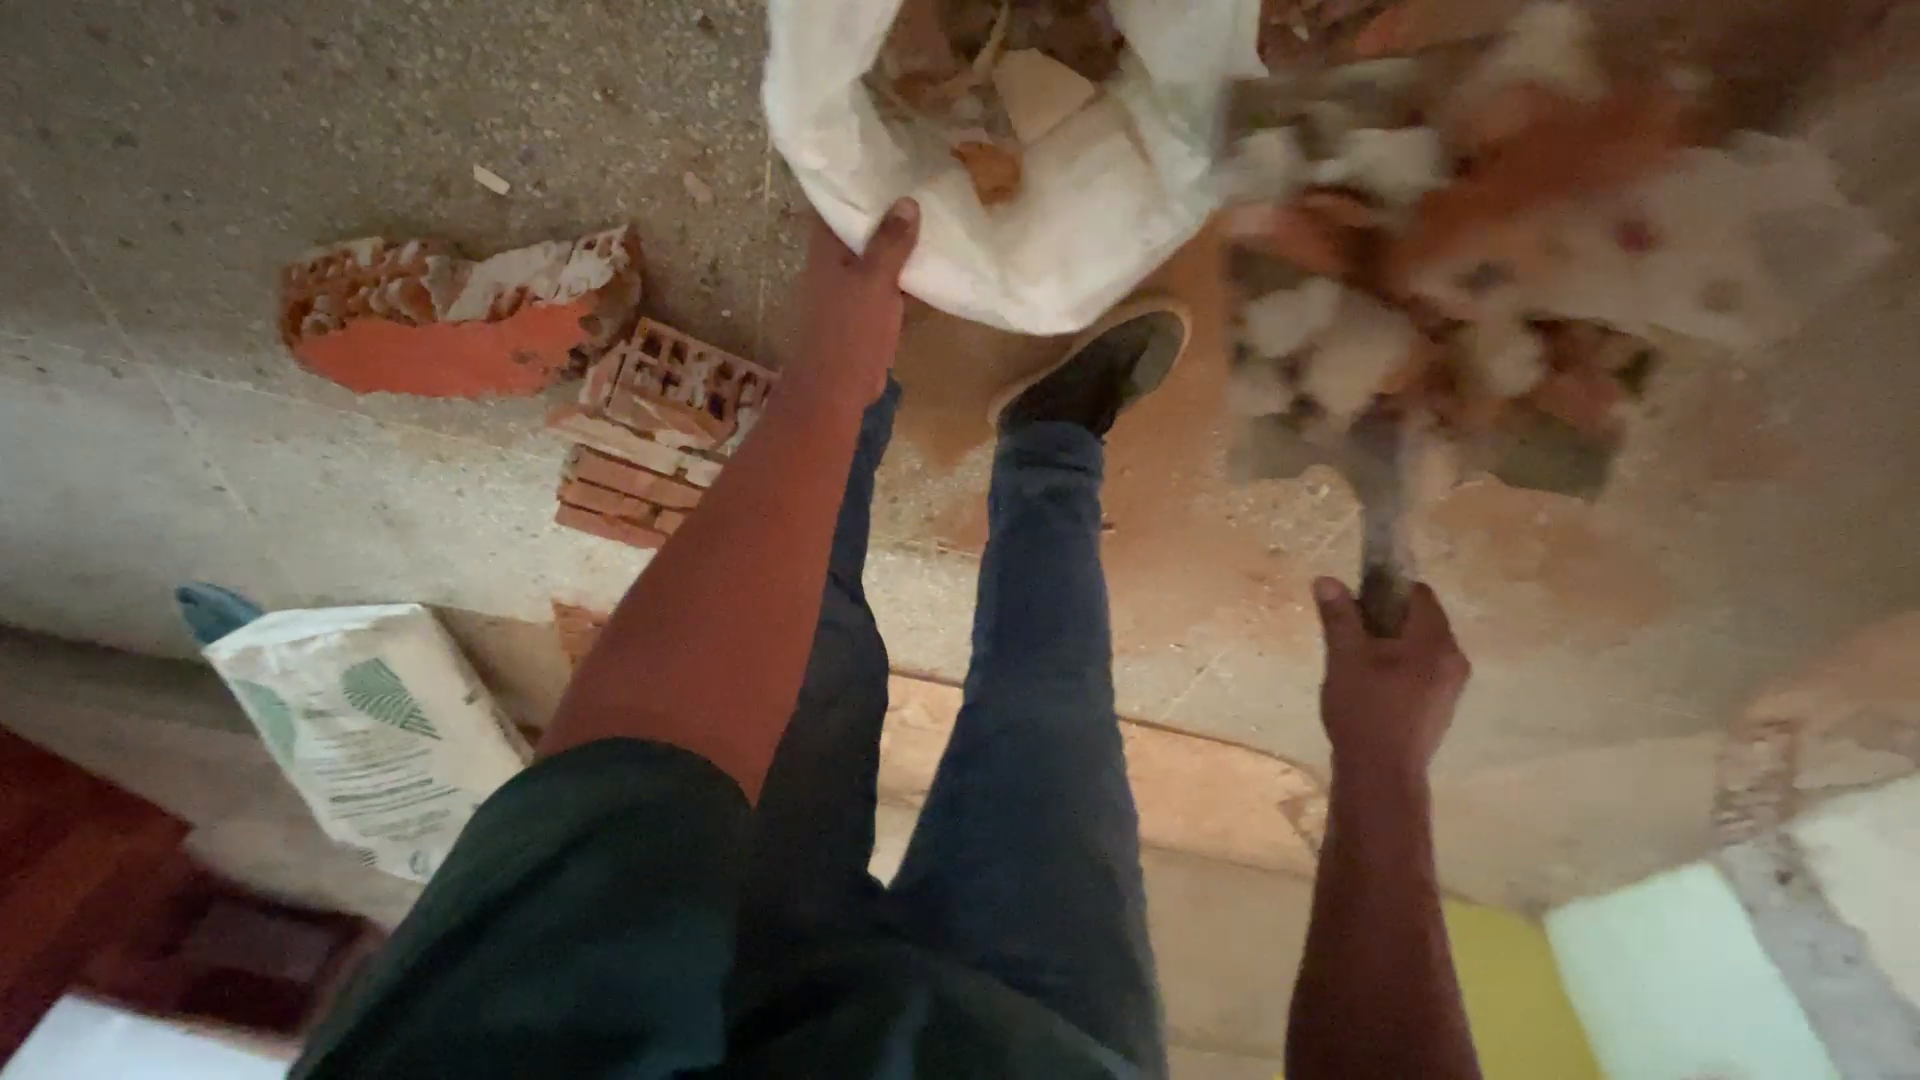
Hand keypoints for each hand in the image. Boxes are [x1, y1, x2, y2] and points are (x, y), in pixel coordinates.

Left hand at [786, 198, 919, 412]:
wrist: (837, 387)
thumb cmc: (850, 329)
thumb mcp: (874, 280)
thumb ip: (890, 242)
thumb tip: (908, 201)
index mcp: (825, 248)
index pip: (835, 203)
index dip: (855, 181)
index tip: (885, 160)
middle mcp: (834, 264)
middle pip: (859, 228)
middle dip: (885, 210)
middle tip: (921, 182)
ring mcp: (850, 290)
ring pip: (876, 257)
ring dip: (899, 244)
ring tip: (933, 215)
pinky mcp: (866, 314)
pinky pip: (888, 285)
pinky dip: (906, 275)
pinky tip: (932, 264)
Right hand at [1313, 577, 1469, 784]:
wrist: (1381, 772)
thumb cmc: (1364, 708)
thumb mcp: (1344, 657)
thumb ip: (1339, 616)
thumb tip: (1327, 579)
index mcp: (1436, 642)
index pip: (1418, 594)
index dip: (1386, 588)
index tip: (1354, 602)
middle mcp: (1453, 659)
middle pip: (1419, 620)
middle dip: (1383, 618)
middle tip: (1348, 633)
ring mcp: (1450, 686)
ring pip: (1418, 646)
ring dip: (1388, 643)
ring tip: (1354, 661)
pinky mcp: (1440, 705)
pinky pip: (1420, 669)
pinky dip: (1396, 665)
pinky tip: (1369, 684)